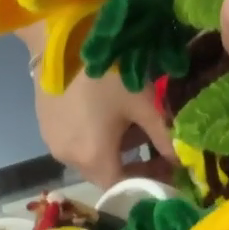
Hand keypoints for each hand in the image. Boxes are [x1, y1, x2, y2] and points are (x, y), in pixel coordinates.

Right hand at [34, 72, 171, 188]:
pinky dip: (98, 140)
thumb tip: (182, 160)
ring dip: (118, 152)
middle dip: (135, 167)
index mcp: (93, 157)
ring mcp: (52, 143)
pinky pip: (77, 144)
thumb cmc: (110, 75)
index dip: (147, 185)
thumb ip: (164, 137)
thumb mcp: (145, 105)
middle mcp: (68, 158)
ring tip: (138, 127)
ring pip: (91, 159)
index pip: (121, 189)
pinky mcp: (45, 127)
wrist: (63, 41)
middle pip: (105, 176)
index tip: (168, 173)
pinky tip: (112, 117)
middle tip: (159, 151)